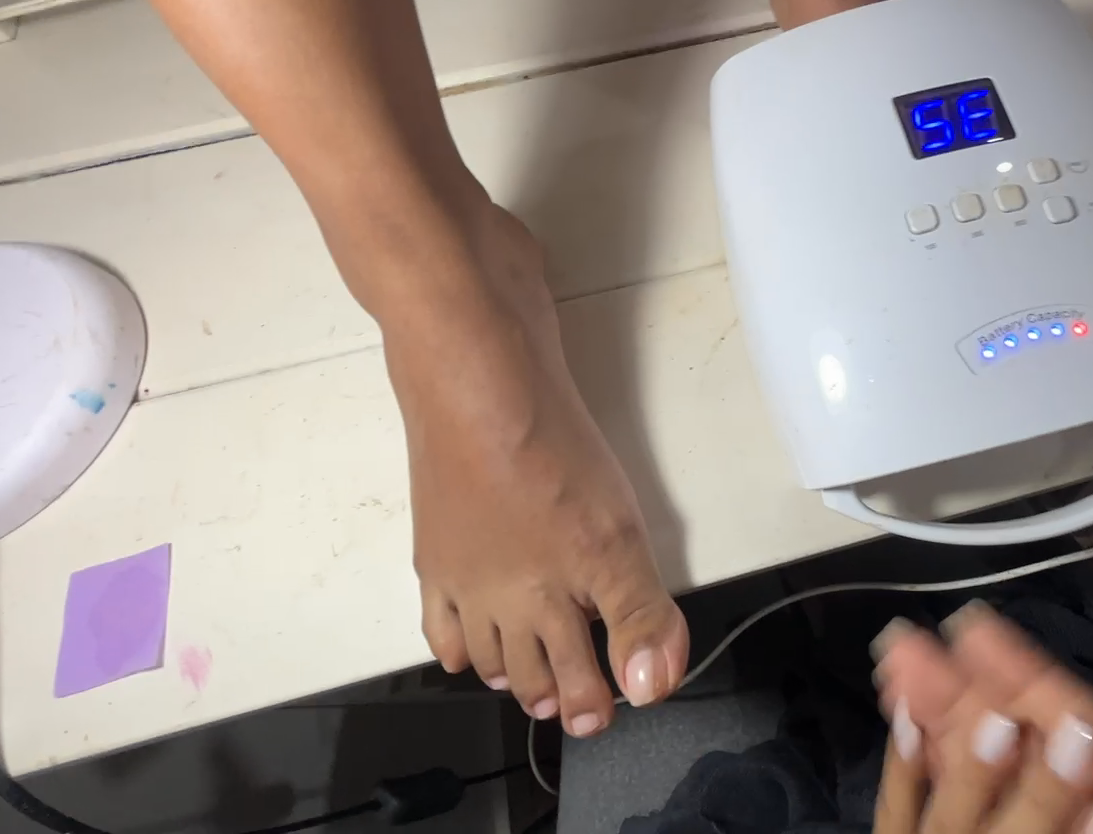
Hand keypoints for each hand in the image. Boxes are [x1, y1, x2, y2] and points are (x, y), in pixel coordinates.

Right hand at [393, 203, 687, 736]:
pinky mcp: (438, 527)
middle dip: (554, 686)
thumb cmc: (548, 451)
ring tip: (523, 683)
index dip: (591, 695)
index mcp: (543, 593)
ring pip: (482, 639)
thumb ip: (636, 608)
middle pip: (524, 660)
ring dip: (506, 667)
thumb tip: (653, 686)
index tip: (606, 714)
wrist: (478, 377)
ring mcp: (458, 561)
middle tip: (570, 707)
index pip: (570, 667)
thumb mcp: (615, 530)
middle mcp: (495, 590)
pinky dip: (453, 634)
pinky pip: (438, 604)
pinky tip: (458, 641)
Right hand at [873, 603, 1092, 832]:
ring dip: (936, 722)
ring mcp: (1048, 831)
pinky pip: (960, 815)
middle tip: (903, 644)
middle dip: (959, 686)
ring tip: (891, 674)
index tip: (975, 628)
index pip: (1080, 729)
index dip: (1026, 674)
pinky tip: (905, 737)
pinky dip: (930, 777)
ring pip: (985, 774)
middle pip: (1020, 740)